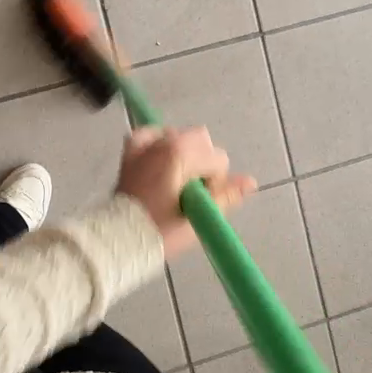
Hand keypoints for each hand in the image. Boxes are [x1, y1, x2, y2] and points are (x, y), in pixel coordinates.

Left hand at [115, 126, 256, 259]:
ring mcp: (145, 143)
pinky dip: (158, 144)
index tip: (202, 201)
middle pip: (201, 139)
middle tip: (190, 191)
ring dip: (183, 153)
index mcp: (180, 153)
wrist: (120, 238)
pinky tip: (159, 164)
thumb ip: (225, 195)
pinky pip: (150, 134)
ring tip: (172, 181)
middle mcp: (163, 140)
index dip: (216, 181)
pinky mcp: (131, 150)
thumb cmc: (161, 231)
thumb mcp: (198, 217)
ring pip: (178, 134)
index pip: (218, 158)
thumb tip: (251, 181)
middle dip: (202, 161)